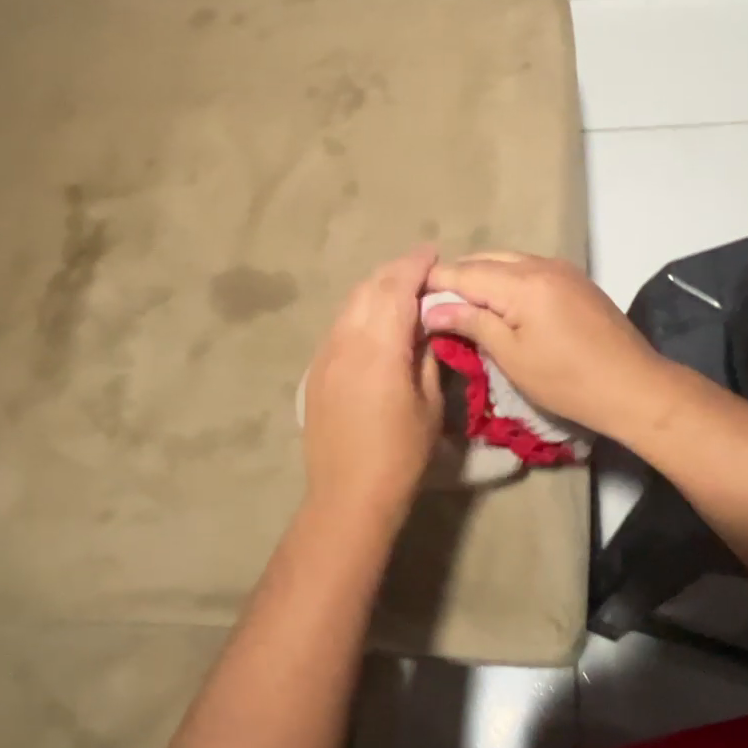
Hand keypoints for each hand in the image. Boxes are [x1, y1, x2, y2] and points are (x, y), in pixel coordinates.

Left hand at [302, 244, 443, 518]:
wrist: (348, 495)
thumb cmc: (400, 454)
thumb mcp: (429, 404)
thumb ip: (427, 356)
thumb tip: (427, 326)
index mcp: (378, 347)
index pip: (396, 288)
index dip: (415, 265)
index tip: (432, 252)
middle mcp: (346, 341)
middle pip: (369, 289)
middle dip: (395, 272)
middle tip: (421, 268)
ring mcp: (325, 355)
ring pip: (350, 305)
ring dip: (375, 289)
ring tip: (399, 290)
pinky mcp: (315, 371)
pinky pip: (339, 326)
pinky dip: (359, 311)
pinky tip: (375, 322)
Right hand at [422, 253, 672, 435]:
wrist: (634, 387)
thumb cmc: (567, 380)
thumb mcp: (512, 357)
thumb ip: (473, 323)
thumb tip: (433, 308)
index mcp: (522, 282)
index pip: (464, 272)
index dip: (434, 282)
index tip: (408, 295)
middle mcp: (540, 264)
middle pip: (485, 259)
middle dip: (456, 276)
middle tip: (430, 301)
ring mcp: (561, 269)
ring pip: (508, 260)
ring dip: (481, 275)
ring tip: (459, 303)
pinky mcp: (575, 280)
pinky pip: (528, 268)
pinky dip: (506, 278)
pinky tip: (497, 302)